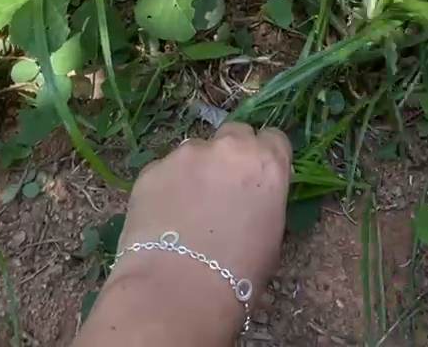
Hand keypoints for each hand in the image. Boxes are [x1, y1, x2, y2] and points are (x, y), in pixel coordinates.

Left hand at [107, 122, 291, 334]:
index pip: (274, 139)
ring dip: (196, 171)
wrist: (178, 292)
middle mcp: (230, 148)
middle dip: (230, 155)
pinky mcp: (153, 168)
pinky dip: (166, 188)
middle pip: (235, 134)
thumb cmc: (237, 278)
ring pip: (196, 152)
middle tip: (221, 190)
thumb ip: (264, 202)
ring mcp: (188, 153)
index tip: (258, 179)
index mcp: (266, 164)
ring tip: (185, 211)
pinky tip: (162, 220)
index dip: (265, 157)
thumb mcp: (270, 238)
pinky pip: (164, 171)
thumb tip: (251, 202)